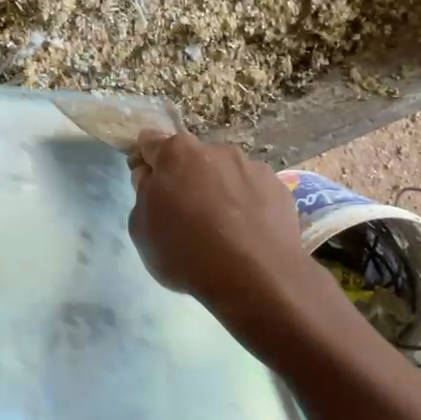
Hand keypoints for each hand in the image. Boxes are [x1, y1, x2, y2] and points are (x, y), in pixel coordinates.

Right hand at [127, 130, 351, 365]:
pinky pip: (253, 191)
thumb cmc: (186, 252)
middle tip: (185, 215)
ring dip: (219, 191)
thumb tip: (153, 179)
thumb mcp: (141, 229)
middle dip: (185, 179)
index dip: (146, 162)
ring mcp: (252, 167)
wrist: (255, 276)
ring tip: (222, 230)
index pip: (150, 142)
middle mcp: (216, 150)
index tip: (148, 184)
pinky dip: (247, 205)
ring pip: (226, 174)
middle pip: (192, 159)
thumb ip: (143, 194)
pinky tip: (247, 234)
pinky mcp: (278, 188)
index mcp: (176, 153)